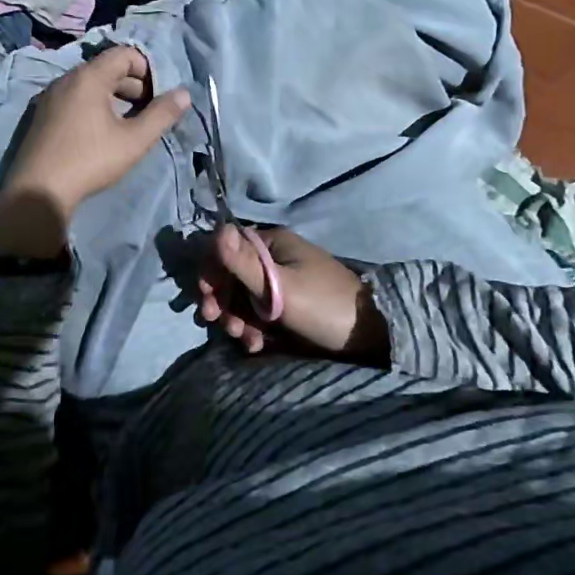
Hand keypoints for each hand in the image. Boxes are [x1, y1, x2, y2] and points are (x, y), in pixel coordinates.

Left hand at [0, 46, 189, 258]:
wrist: (38, 191)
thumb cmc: (91, 161)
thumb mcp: (134, 140)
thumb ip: (162, 115)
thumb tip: (185, 93)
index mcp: (89, 78)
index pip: (125, 54)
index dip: (148, 69)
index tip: (160, 95)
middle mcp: (66, 79)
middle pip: (107, 68)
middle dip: (134, 85)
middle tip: (151, 111)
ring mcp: (50, 97)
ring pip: (91, 85)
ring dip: (116, 97)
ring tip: (131, 123)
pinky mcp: (42, 115)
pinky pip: (75, 99)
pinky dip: (95, 106)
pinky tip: (103, 132)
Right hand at [197, 225, 387, 362]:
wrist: (368, 336)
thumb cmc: (323, 305)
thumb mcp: (280, 286)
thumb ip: (245, 263)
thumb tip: (217, 229)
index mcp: (273, 244)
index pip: (228, 248)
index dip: (212, 271)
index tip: (206, 297)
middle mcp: (274, 261)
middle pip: (231, 277)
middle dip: (222, 301)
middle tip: (217, 322)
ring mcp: (281, 286)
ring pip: (242, 300)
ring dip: (235, 319)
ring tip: (245, 339)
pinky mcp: (287, 310)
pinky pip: (258, 317)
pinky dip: (252, 330)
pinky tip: (255, 345)